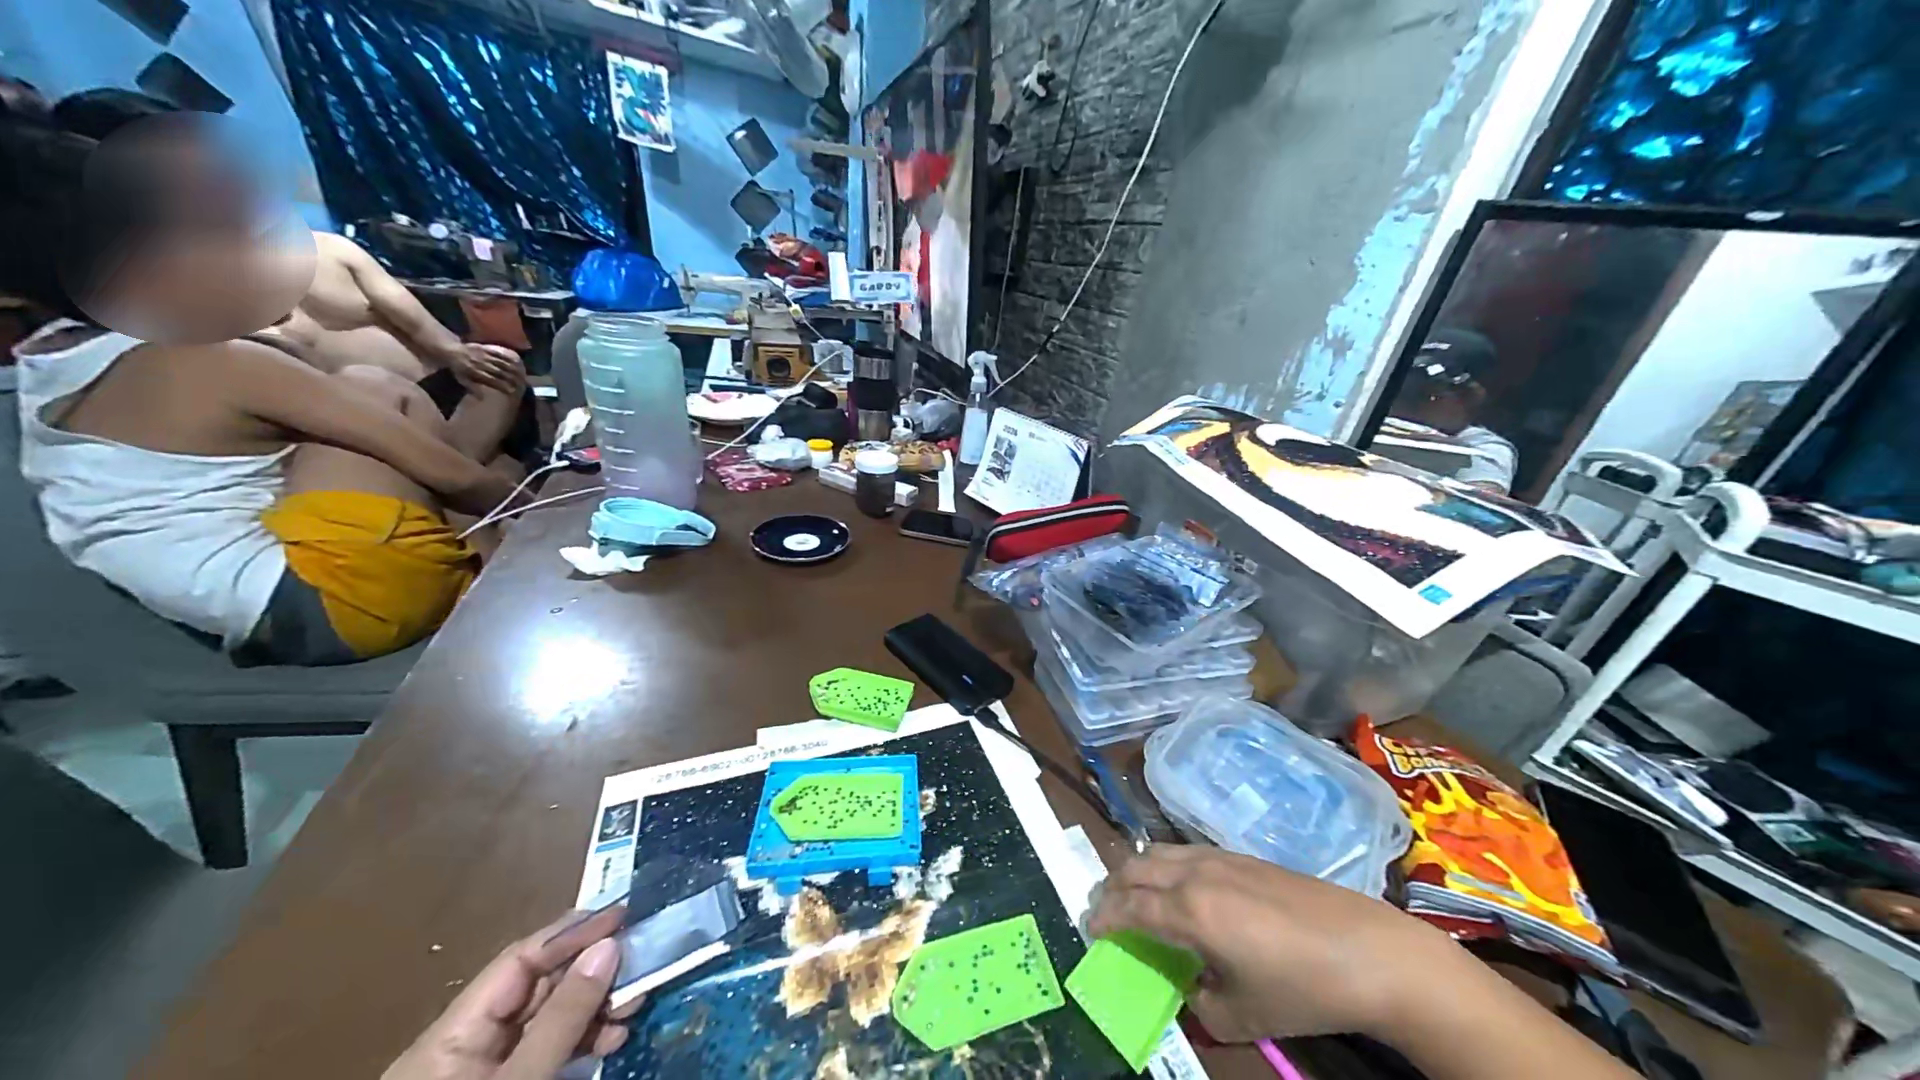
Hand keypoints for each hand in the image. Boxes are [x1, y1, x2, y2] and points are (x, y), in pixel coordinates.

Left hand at [382, 905, 641, 1079]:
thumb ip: (562, 1017)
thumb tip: (608, 945)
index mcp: (453, 1034)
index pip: (519, 960)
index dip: (571, 933)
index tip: (623, 915)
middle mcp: (468, 1043)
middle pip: (537, 986)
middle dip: (592, 972)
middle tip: (641, 963)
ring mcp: (488, 1070)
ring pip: (550, 1017)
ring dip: (596, 1006)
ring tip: (634, 1004)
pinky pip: (551, 1049)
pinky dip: (585, 1039)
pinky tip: (613, 1037)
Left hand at [449, 343, 525, 395]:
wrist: (450, 351)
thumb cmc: (457, 368)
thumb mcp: (461, 379)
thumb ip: (472, 388)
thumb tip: (482, 398)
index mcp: (473, 372)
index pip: (491, 380)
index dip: (502, 385)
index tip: (512, 391)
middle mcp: (479, 363)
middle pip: (497, 371)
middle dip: (510, 377)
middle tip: (521, 383)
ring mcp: (482, 355)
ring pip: (499, 362)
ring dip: (511, 368)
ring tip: (521, 373)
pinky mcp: (483, 348)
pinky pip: (497, 352)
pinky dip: (507, 357)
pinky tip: (515, 360)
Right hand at [1087, 846, 1458, 1043]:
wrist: (1372, 952)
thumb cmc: (1304, 990)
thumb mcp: (1243, 1016)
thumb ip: (1199, 1001)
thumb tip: (1188, 985)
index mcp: (1189, 911)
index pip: (1128, 906)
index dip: (1103, 918)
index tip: (1092, 931)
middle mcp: (1196, 874)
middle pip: (1135, 867)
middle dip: (1112, 888)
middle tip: (1107, 913)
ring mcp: (1220, 858)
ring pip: (1158, 851)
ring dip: (1137, 871)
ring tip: (1137, 897)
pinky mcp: (1242, 855)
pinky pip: (1184, 851)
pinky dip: (1165, 865)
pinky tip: (1181, 890)